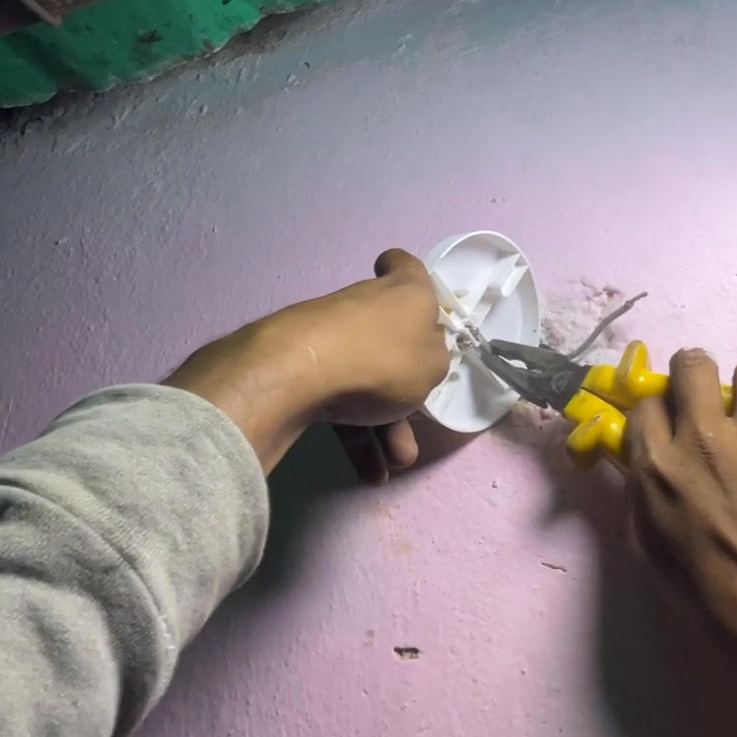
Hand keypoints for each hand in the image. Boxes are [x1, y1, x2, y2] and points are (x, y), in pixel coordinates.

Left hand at [164, 250, 448, 476]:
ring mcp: (332, 335)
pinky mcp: (304, 365)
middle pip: (391, 340)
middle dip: (405, 390)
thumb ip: (434, 358)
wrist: (302, 372)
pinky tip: (368, 471)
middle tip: (414, 424)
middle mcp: (366, 305)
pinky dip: (355, 434)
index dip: (410, 276)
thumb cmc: (384, 358)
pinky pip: (340, 400)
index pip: (404, 265)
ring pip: (366, 379)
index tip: (419, 302)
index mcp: (405, 292)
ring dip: (384, 425)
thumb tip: (422, 356)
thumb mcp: (433, 365)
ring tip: (393, 463)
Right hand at [625, 349, 736, 736]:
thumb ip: (645, 498)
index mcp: (659, 465)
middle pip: (694, 364)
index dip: (659, 411)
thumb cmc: (715, 603)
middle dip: (698, 373)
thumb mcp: (654, 553)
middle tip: (712, 400)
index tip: (669, 425)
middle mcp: (706, 438)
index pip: (646, 403)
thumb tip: (646, 470)